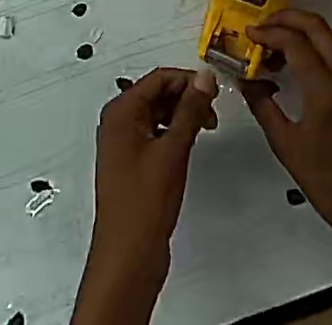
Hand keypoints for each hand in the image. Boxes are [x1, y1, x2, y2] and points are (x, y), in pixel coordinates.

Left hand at [73, 67, 217, 324]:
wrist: (129, 253)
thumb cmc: (141, 206)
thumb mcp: (173, 150)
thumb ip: (190, 110)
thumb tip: (202, 80)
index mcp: (121, 112)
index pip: (158, 78)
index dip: (187, 79)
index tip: (213, 87)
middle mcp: (118, 123)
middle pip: (156, 92)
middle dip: (186, 96)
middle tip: (212, 107)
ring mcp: (124, 142)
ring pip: (157, 112)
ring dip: (182, 114)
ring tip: (205, 126)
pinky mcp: (133, 160)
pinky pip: (155, 131)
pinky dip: (174, 131)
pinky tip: (190, 142)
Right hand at [241, 10, 331, 323]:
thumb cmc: (327, 181)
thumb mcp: (285, 143)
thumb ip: (262, 105)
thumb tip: (246, 80)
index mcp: (326, 90)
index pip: (295, 43)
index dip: (268, 33)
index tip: (248, 34)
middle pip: (317, 27)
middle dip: (287, 18)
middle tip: (262, 24)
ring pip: (327, 40)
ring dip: (298, 34)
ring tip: (270, 49)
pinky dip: (310, 52)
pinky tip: (289, 70)